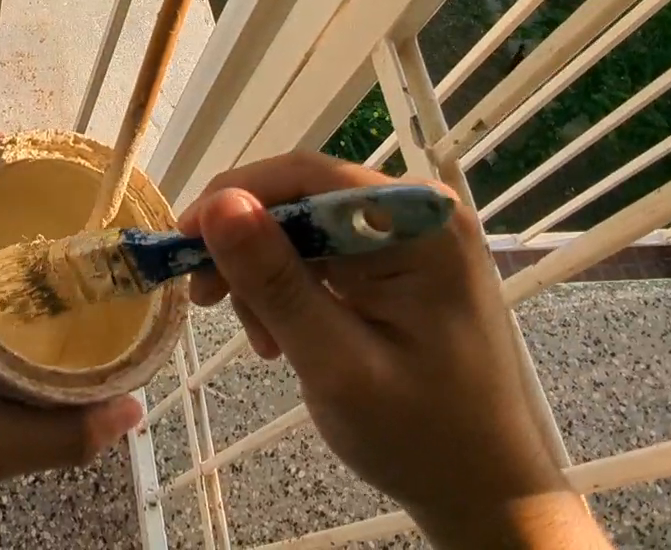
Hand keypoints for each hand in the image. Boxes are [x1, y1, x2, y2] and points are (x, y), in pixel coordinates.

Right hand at [181, 151, 606, 548]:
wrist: (488, 496)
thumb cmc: (422, 438)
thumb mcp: (335, 363)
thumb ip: (275, 281)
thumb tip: (217, 204)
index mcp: (417, 224)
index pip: (305, 175)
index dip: (233, 196)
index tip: (182, 240)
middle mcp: (414, 213)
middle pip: (298, 199)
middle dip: (244, 247)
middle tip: (203, 297)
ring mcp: (406, 238)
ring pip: (299, 228)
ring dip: (261, 276)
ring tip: (257, 339)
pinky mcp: (395, 264)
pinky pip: (318, 255)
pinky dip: (286, 290)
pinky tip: (279, 337)